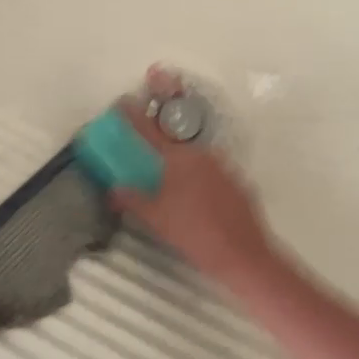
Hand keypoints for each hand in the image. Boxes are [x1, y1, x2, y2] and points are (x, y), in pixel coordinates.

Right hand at [108, 84, 274, 279]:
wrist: (245, 257)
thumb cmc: (194, 233)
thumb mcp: (155, 218)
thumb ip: (132, 199)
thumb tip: (113, 190)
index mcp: (178, 158)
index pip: (149, 131)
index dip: (133, 116)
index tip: (123, 101)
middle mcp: (203, 155)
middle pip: (175, 144)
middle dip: (160, 148)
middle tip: (147, 158)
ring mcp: (226, 168)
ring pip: (196, 161)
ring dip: (182, 167)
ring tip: (172, 186)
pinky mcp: (240, 185)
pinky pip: (213, 175)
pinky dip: (201, 181)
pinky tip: (197, 202)